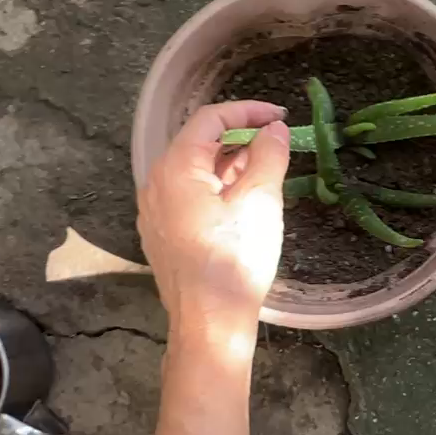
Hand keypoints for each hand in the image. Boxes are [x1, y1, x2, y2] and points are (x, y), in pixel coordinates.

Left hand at [137, 101, 291, 341]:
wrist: (209, 323)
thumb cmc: (235, 262)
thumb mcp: (260, 202)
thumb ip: (268, 157)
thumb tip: (274, 130)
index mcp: (175, 169)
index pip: (209, 120)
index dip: (247, 111)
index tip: (280, 116)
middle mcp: (156, 184)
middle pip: (198, 143)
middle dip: (240, 138)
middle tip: (277, 144)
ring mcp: (155, 211)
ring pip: (195, 172)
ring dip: (230, 164)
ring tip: (266, 172)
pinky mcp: (163, 234)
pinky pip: (189, 196)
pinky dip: (218, 187)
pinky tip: (243, 202)